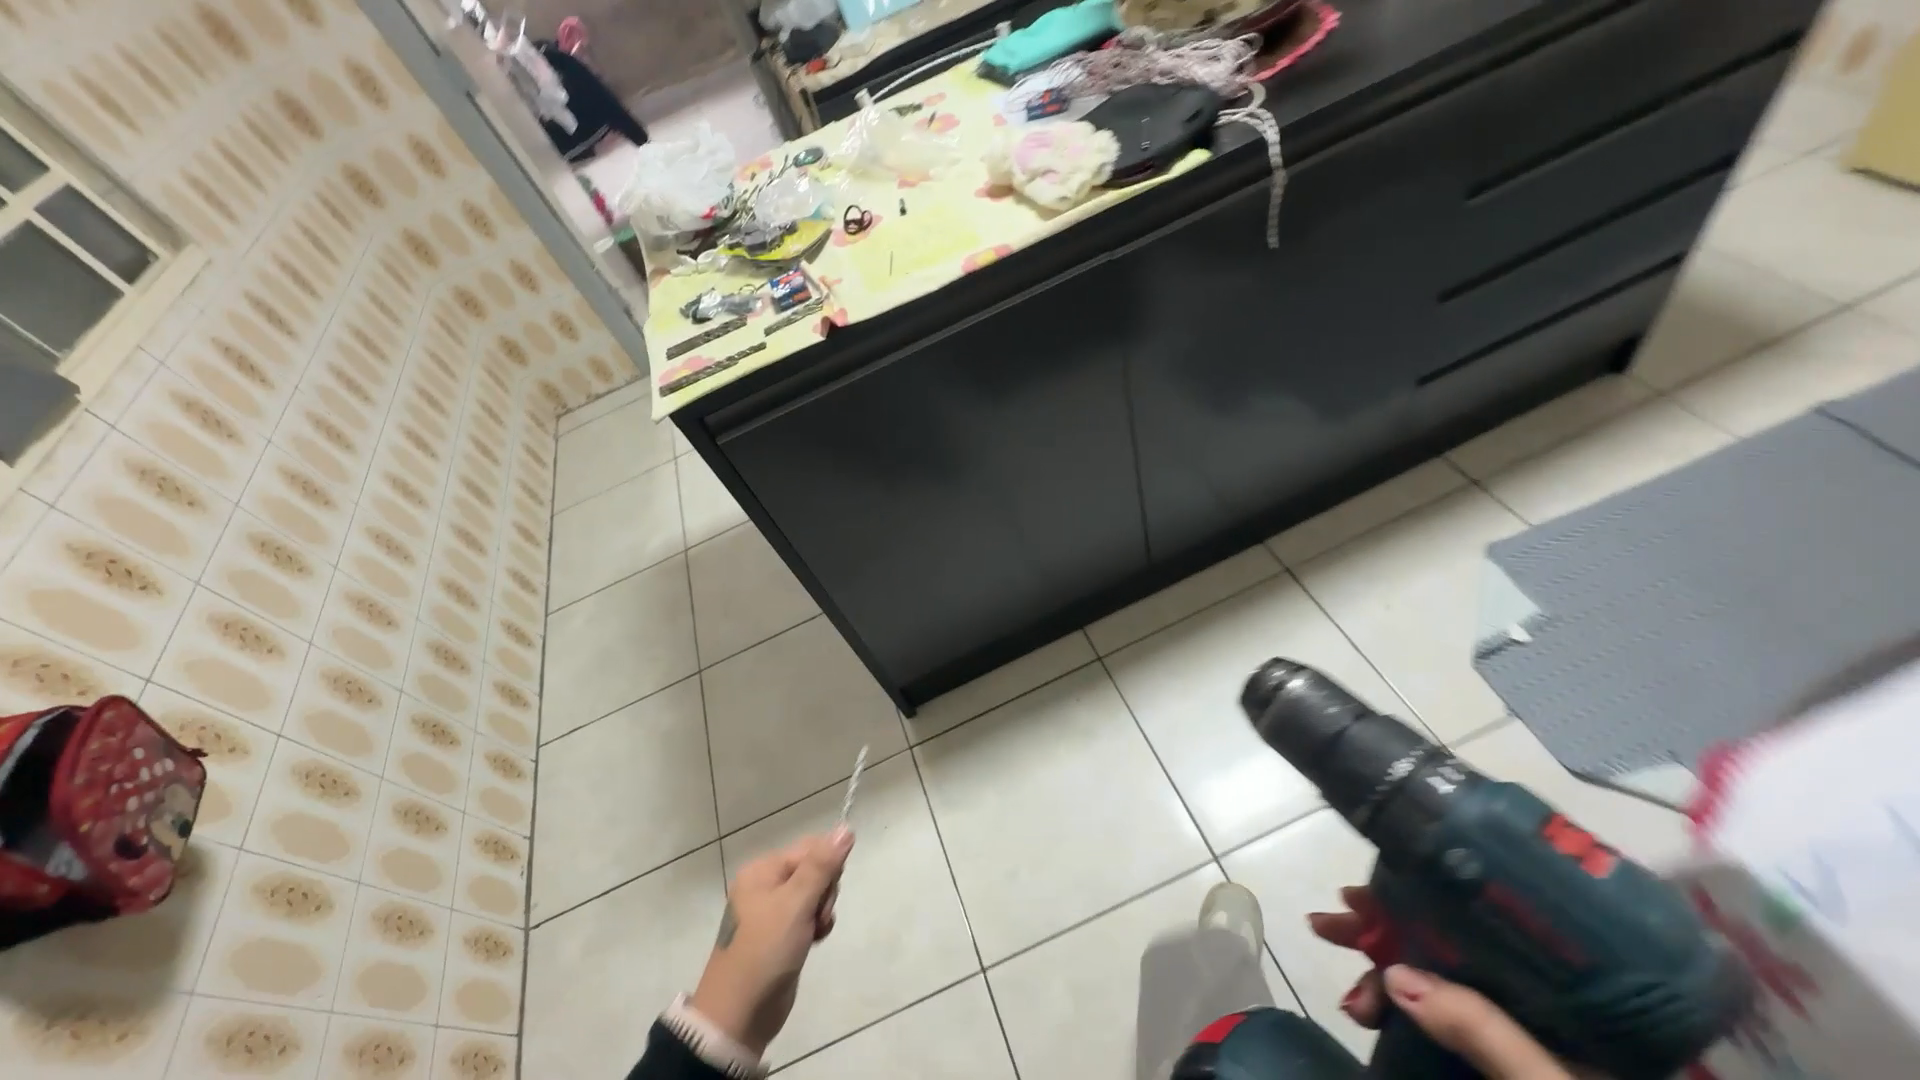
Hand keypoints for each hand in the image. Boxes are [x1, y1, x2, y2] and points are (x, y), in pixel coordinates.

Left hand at [690, 827, 854, 1054]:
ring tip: (814, 933)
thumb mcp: (796, 903)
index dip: (827, 867)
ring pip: (814, 894)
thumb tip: (846, 828)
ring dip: (822, 911)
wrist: (740, 1012)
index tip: (826, 892)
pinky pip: (808, 916)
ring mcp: (773, 911)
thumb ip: (822, 865)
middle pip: (814, 870)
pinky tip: (814, 941)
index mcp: (763, 870)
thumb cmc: (765, 950)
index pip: (810, 848)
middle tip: (816, 916)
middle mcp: (766, 885)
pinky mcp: (781, 934)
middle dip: (825, 892)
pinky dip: (815, 926)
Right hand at [1310, 886, 1575, 1079]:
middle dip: (1382, 936)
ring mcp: (1515, 1029)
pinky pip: (1438, 1016)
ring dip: (1382, 976)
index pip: (1482, 924)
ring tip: (1351, 999)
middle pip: (1448, 944)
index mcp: (1563, 991)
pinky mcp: (1498, 1056)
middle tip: (1325, 927)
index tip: (1358, 894)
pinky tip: (1371, 1007)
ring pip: (1435, 978)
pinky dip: (1398, 1007)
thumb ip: (1483, 1031)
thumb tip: (1397, 975)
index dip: (1418, 901)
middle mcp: (1535, 998)